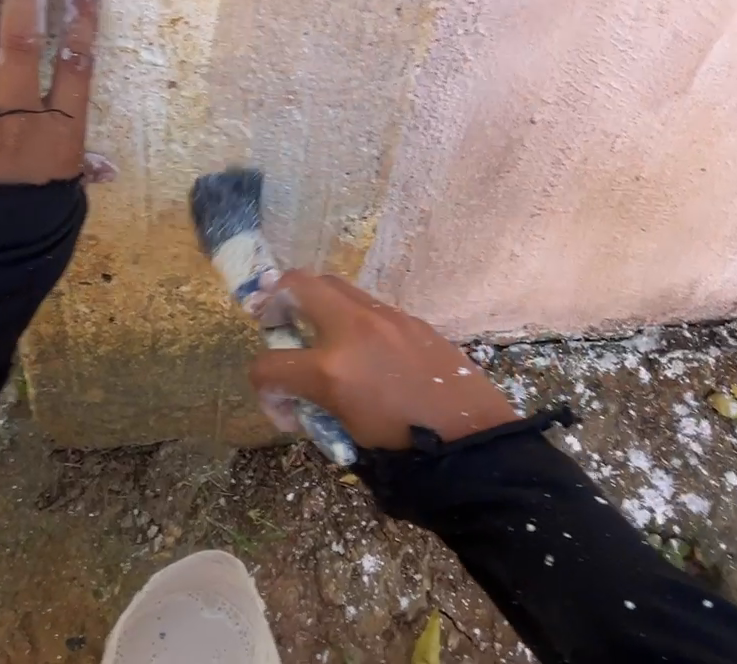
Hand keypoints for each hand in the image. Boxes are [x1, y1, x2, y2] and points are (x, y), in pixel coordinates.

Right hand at [247, 271, 519, 449]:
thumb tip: (301, 393)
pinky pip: (366, 303)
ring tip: (317, 331)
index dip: (263, 389)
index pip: (268, 365)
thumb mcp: (347, 435)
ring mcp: (384, 317)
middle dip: (276, 300)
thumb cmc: (406, 453)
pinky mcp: (409, 318)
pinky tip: (362, 346)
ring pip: (334, 284)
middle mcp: (353, 329)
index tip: (282, 406)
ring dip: (315, 302)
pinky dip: (350, 316)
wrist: (473, 442)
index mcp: (331, 369)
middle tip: (278, 323)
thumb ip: (315, 404)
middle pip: (295, 284)